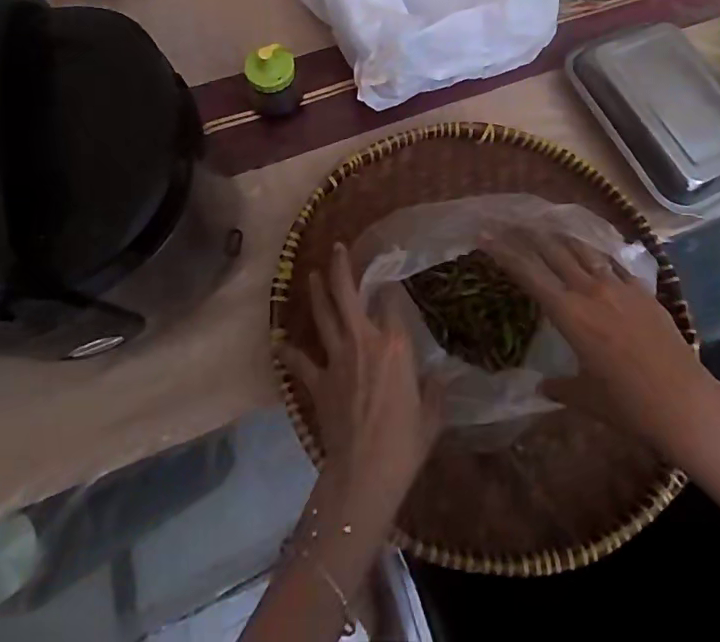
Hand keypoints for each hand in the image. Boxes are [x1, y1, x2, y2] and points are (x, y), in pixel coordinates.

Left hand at [277, 244, 445, 503]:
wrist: (365, 471)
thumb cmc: (406, 443)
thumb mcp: (432, 414)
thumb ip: (433, 390)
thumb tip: (438, 378)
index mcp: (396, 347)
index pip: (391, 304)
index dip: (390, 287)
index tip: (389, 275)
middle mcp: (364, 342)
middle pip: (348, 296)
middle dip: (341, 269)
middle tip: (337, 248)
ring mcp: (336, 359)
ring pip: (323, 316)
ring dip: (316, 294)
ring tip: (310, 274)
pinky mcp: (317, 381)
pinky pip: (300, 361)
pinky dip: (290, 351)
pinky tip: (281, 343)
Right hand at [482, 227, 719, 459]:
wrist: (684, 403)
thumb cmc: (627, 404)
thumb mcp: (584, 397)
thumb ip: (559, 386)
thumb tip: (541, 387)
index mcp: (569, 314)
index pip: (529, 274)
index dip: (504, 253)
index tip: (485, 236)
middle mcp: (591, 291)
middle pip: (553, 251)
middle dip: (528, 234)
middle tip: (510, 221)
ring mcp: (620, 288)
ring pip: (584, 250)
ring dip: (562, 236)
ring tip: (547, 225)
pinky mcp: (644, 292)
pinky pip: (614, 263)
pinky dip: (597, 253)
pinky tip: (593, 251)